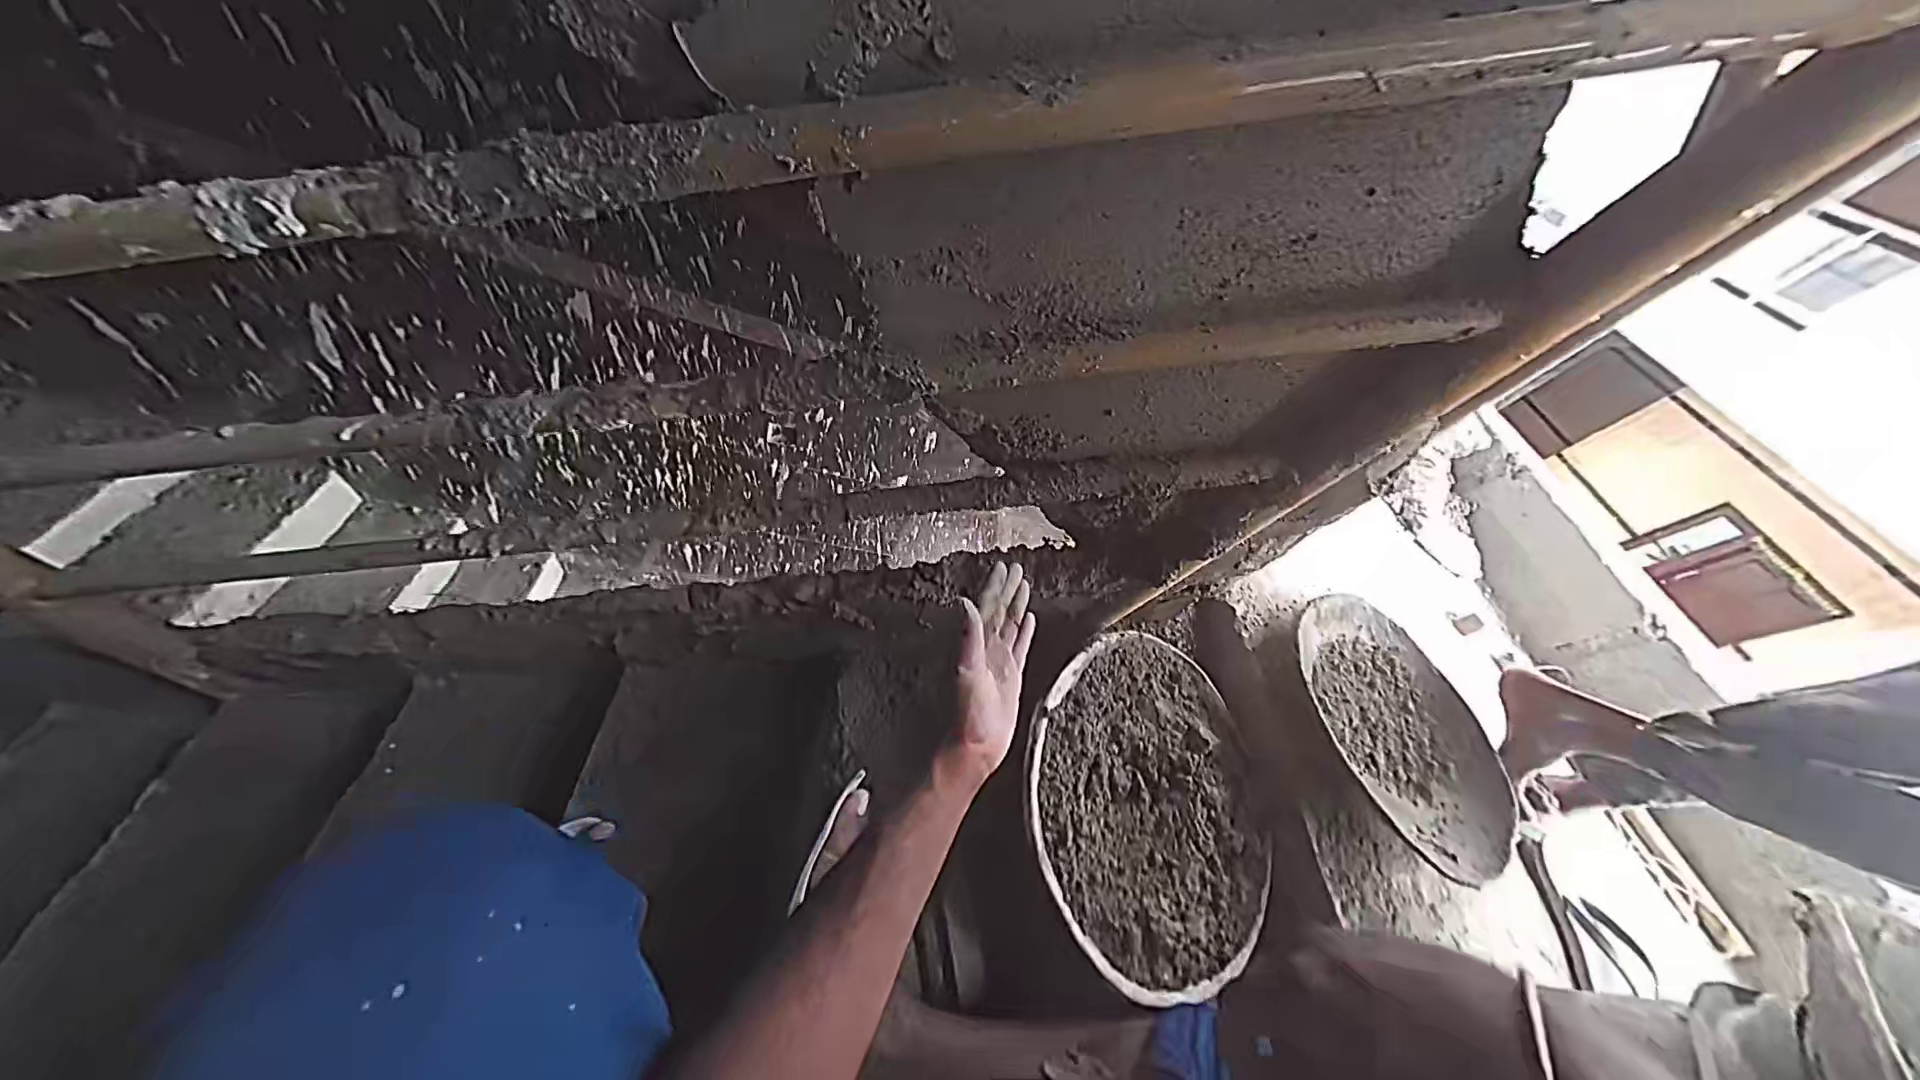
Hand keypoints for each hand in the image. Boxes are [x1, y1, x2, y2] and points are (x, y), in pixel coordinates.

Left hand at [948, 561, 1035, 788]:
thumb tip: (965, 603)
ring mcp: (1000, 661)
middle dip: (1008, 589)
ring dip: (1017, 605)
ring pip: (1010, 624)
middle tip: (1016, 568)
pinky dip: (1025, 631)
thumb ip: (968, 638)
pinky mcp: (1011, 675)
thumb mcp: (967, 673)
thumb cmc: (969, 715)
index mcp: (977, 645)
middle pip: (1000, 610)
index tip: (1002, 567)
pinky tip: (1030, 620)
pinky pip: (1020, 646)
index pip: (988, 607)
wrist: (977, 745)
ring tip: (1024, 586)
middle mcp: (987, 649)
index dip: (995, 586)